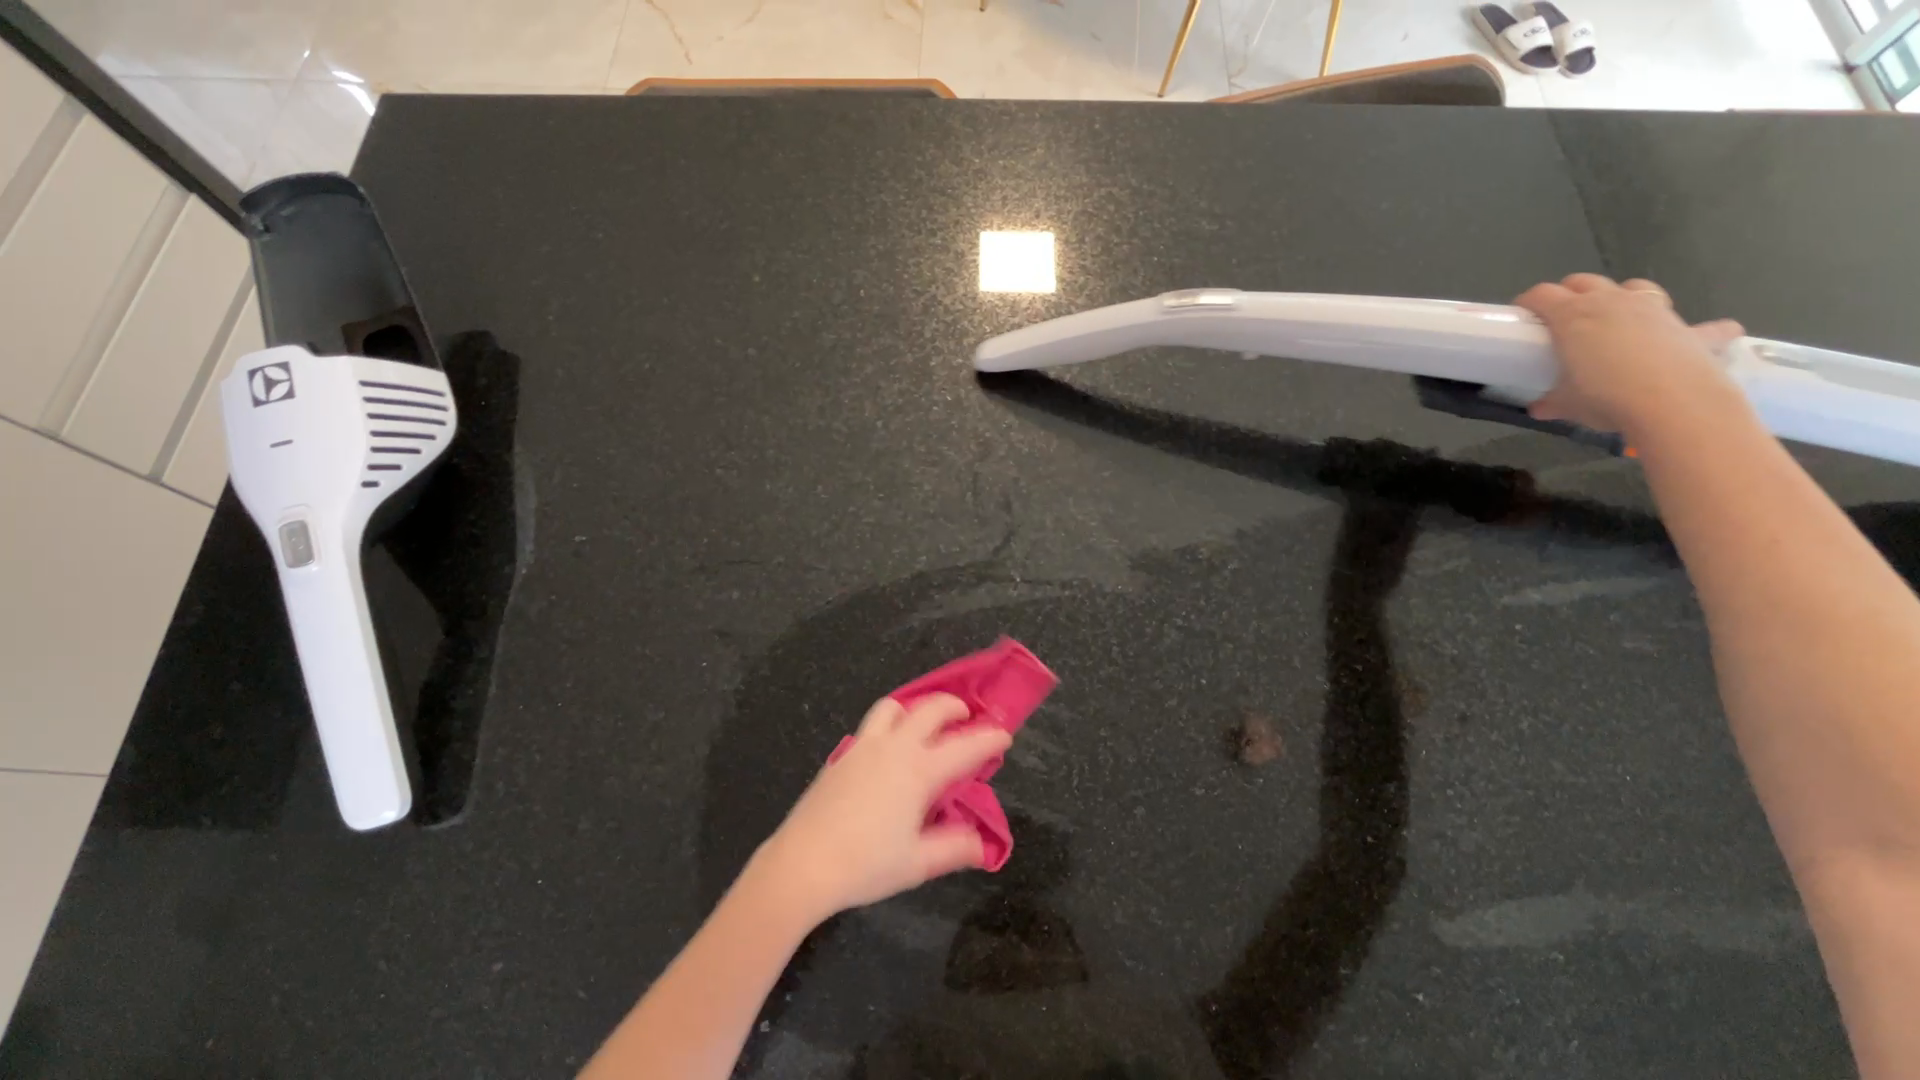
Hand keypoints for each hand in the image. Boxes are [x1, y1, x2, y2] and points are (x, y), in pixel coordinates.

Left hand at [748, 693, 1010, 925]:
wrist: (802, 865)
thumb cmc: (866, 865)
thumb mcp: (918, 863)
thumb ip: (954, 848)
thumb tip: (981, 844)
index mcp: (918, 771)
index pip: (965, 746)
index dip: (989, 739)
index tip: (1004, 736)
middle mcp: (892, 749)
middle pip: (928, 709)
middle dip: (953, 707)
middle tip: (966, 717)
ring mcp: (862, 749)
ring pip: (892, 708)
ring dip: (914, 709)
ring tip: (923, 724)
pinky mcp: (839, 759)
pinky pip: (870, 728)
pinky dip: (889, 727)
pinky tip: (888, 754)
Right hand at [1515, 274, 1746, 440]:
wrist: (1674, 403)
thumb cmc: (1606, 398)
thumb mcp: (1569, 404)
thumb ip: (1552, 401)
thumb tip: (1539, 408)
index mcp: (1572, 316)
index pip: (1541, 295)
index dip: (1528, 302)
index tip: (1522, 317)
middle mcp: (1610, 302)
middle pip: (1582, 282)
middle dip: (1569, 294)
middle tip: (1561, 319)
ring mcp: (1652, 308)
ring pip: (1632, 286)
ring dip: (1620, 296)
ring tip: (1616, 320)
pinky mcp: (1687, 327)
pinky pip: (1704, 325)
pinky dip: (1706, 331)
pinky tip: (1710, 340)